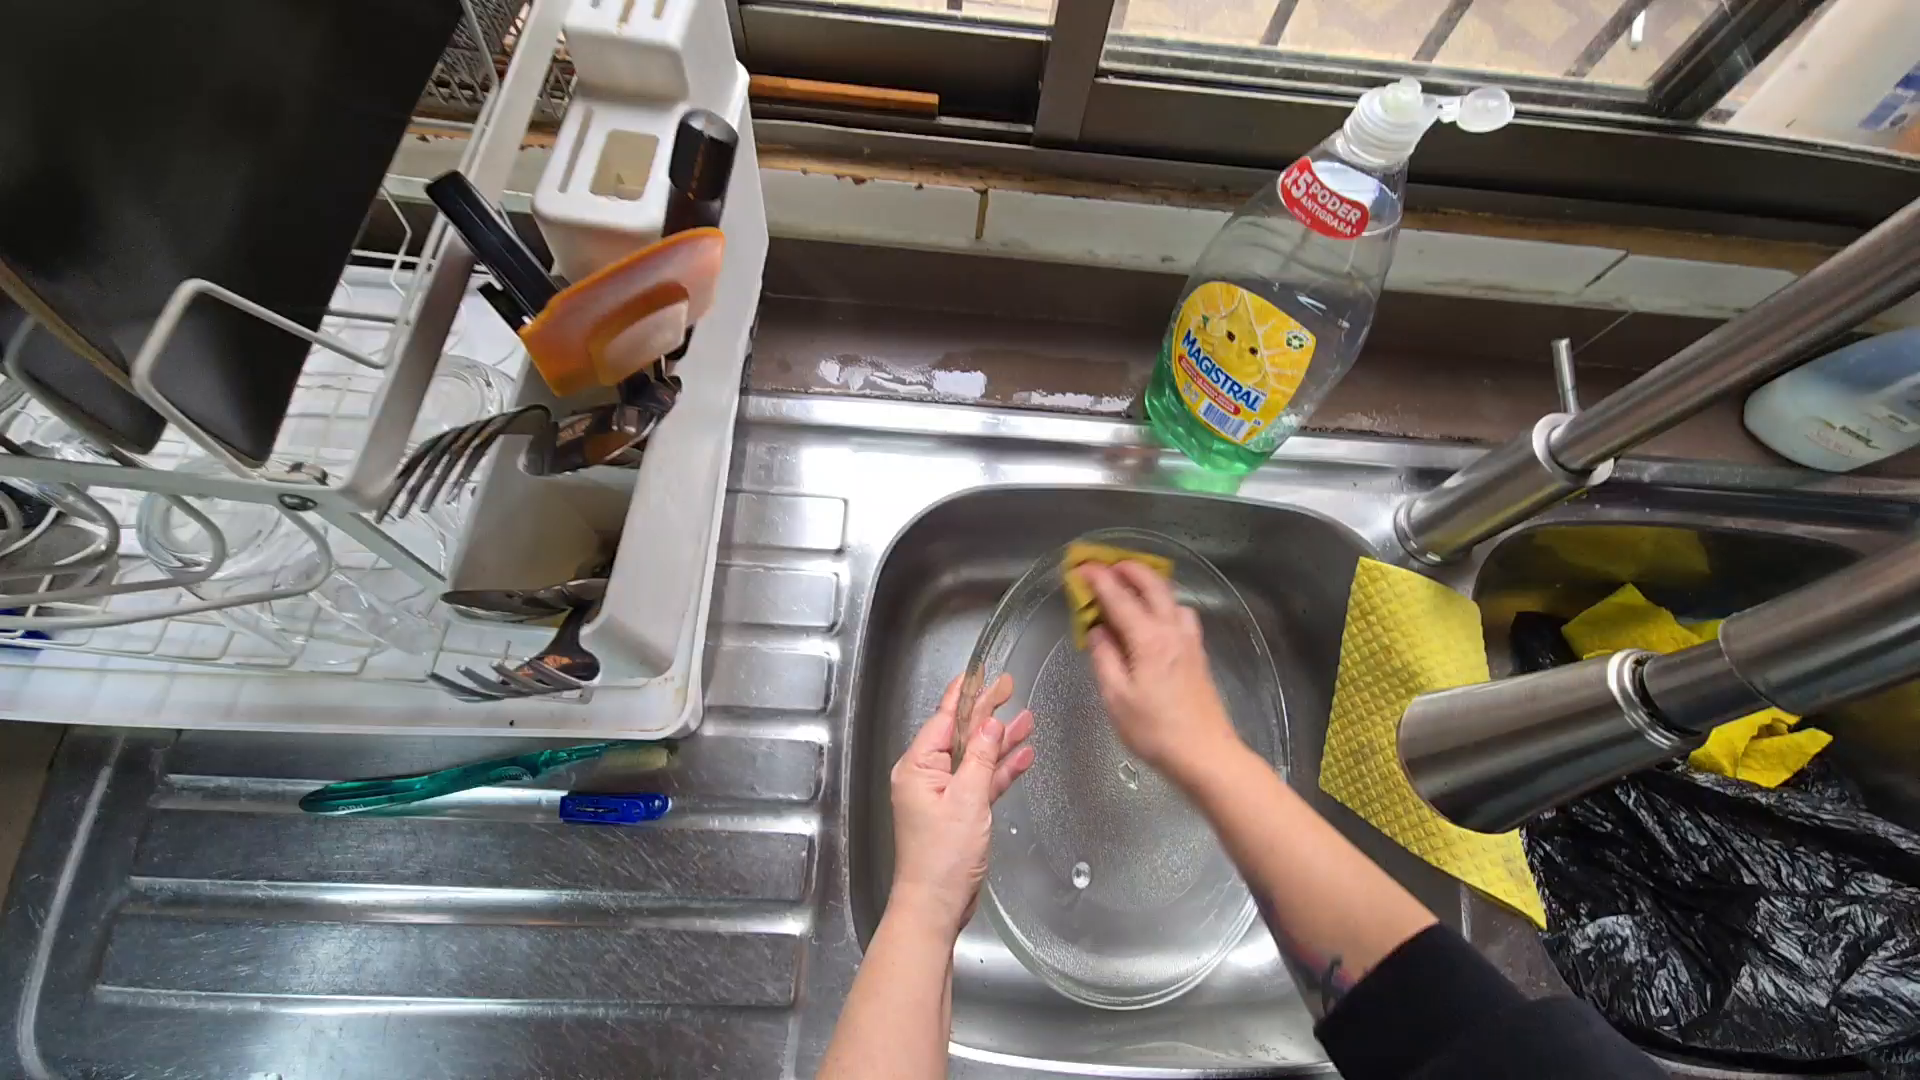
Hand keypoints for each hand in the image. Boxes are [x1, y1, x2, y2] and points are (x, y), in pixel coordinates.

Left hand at [888, 672, 1035, 937]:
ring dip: (1000, 741)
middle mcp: (927, 775)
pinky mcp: (959, 812)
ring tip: (1027, 719)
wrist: (936, 906)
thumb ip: (980, 758)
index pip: (944, 719)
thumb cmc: (943, 857)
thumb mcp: (967, 800)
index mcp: (918, 766)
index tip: (981, 673)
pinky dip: (1000, 770)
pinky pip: (981, 782)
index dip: (966, 695)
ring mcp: (943, 794)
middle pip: (961, 735)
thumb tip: (990, 722)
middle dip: (987, 713)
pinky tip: (1023, 755)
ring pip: (976, 758)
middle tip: (1009, 688)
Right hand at [1078, 561, 1243, 787]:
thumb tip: (1097, 630)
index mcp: (1148, 639)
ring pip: (1171, 598)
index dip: (1098, 579)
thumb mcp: (1116, 697)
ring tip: (1130, 588)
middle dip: (1129, 569)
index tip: (1081, 566)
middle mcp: (1172, 632)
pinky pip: (1181, 615)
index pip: (1119, 598)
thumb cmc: (1155, 731)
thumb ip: (1104, 657)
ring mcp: (1190, 642)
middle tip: (1107, 564)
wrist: (1207, 756)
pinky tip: (1155, 620)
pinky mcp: (1198, 655)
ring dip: (1150, 584)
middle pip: (1153, 585)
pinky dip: (1164, 604)